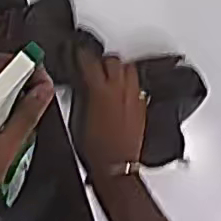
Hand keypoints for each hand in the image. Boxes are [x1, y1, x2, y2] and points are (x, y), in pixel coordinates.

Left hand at [0, 54, 54, 220]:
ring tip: (33, 109)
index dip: (23, 66)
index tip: (43, 78)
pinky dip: (5, 107)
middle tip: (43, 94)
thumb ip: (24, 118)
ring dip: (15, 95)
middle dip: (22, 80)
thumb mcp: (1, 151)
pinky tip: (16, 124)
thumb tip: (43, 90)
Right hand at [76, 47, 146, 185]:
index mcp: (99, 90)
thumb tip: (82, 84)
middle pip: (113, 60)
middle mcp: (119, 89)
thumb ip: (82, 94)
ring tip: (112, 75)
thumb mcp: (78, 118)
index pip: (90, 61)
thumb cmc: (95, 149)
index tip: (80, 53)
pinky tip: (123, 90)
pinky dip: (129, 84)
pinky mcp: (142, 105)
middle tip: (96, 66)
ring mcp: (133, 96)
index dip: (82, 54)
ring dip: (119, 69)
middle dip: (103, 60)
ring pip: (129, 68)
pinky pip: (137, 85)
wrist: (115, 166)